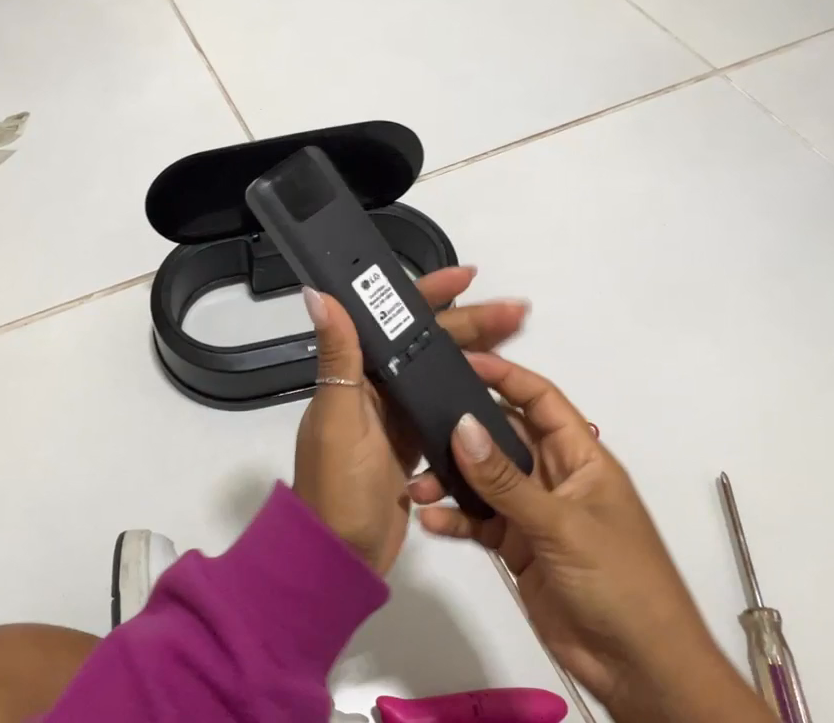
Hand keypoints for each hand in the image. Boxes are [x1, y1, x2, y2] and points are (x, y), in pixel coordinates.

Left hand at [292, 267, 525, 575]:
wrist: (341, 558)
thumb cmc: (337, 486)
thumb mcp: (338, 417)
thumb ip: (338, 356)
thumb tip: (317, 293)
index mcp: (355, 374)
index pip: (393, 321)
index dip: (429, 295)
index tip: (468, 276)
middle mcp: (375, 387)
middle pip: (427, 345)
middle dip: (470, 323)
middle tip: (516, 312)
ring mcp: (396, 417)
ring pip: (440, 373)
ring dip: (475, 355)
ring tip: (516, 340)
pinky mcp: (414, 445)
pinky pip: (445, 409)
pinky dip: (469, 395)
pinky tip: (500, 388)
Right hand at [410, 354, 772, 722]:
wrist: (640, 668)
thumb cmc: (620, 582)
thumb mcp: (562, 525)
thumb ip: (507, 480)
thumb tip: (460, 427)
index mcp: (581, 457)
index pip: (540, 400)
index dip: (504, 376)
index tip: (459, 361)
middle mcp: (555, 477)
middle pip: (503, 436)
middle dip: (463, 430)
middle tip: (416, 423)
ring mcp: (536, 514)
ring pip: (485, 481)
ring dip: (451, 480)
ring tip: (417, 487)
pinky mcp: (520, 548)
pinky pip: (480, 523)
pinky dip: (456, 520)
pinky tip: (432, 522)